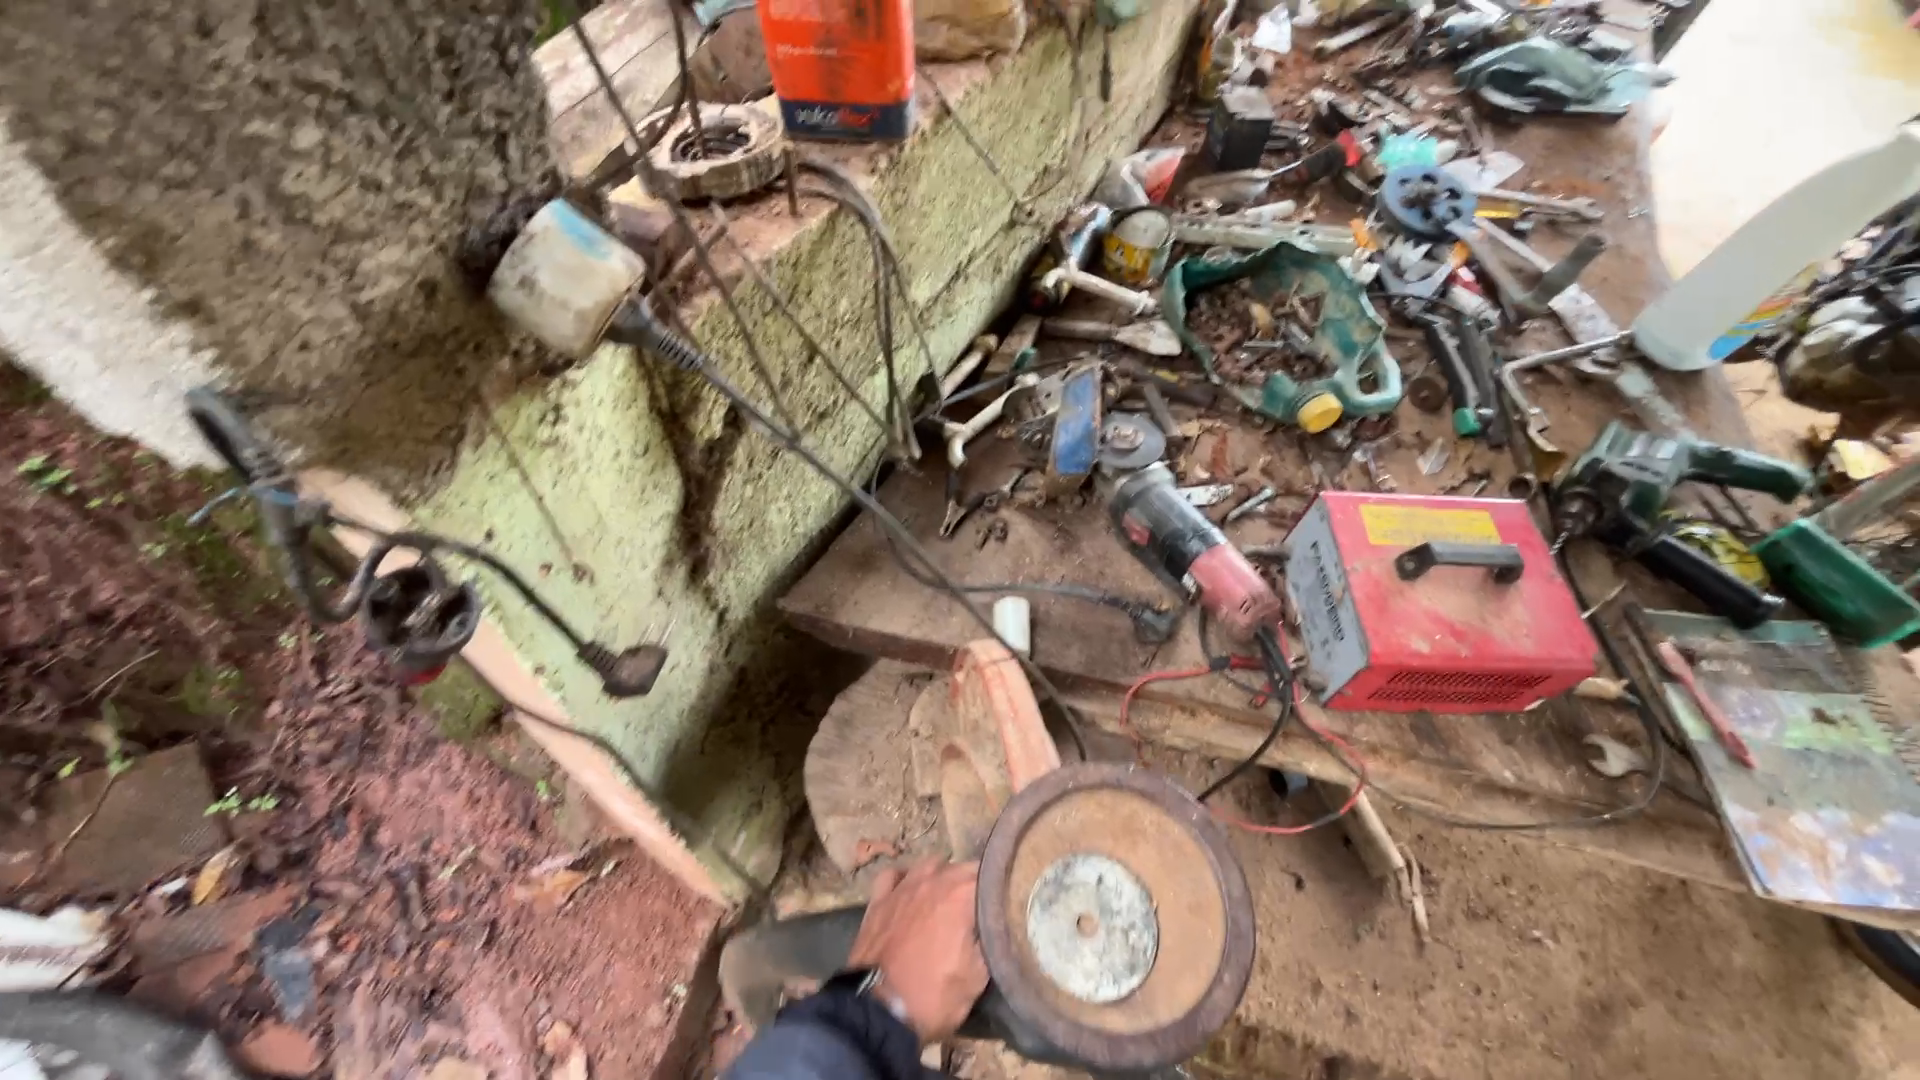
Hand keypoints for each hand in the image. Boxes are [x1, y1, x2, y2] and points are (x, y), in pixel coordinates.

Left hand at [847, 861, 989, 1043]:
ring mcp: (903, 886)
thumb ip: (992, 939)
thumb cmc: (935, 995)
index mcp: (963, 892)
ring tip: (947, 902)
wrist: (879, 1013)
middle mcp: (934, 878)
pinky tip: (909, 893)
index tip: (1005, 904)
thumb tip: (997, 922)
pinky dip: (905, 881)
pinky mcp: (878, 899)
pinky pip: (895, 876)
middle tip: (979, 912)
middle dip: (973, 885)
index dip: (1001, 888)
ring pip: (930, 866)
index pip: (991, 873)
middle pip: (961, 868)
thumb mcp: (979, 976)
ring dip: (941, 878)